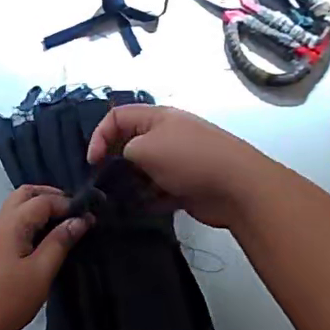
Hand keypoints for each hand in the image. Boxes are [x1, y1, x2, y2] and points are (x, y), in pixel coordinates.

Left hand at [0, 186, 91, 329]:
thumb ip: (60, 242)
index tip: (90, 216)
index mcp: (11, 224)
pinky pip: (13, 222)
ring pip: (17, 207)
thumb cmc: (10, 298)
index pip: (42, 200)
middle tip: (75, 211)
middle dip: (51, 196)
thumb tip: (79, 220)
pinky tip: (47, 237)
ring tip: (65, 223)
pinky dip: (32, 221)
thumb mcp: (41, 271)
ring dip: (40, 208)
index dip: (67, 204)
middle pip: (25, 195)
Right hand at [84, 105, 276, 227]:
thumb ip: (124, 150)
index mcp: (157, 118)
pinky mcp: (184, 186)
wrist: (235, 186)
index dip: (99, 135)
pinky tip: (136, 211)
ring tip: (117, 200)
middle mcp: (166, 136)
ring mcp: (176, 163)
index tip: (93, 162)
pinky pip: (157, 192)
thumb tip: (125, 162)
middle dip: (113, 163)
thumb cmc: (188, 159)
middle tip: (102, 183)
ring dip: (129, 185)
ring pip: (142, 172)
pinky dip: (146, 201)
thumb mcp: (145, 148)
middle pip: (129, 145)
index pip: (117, 117)